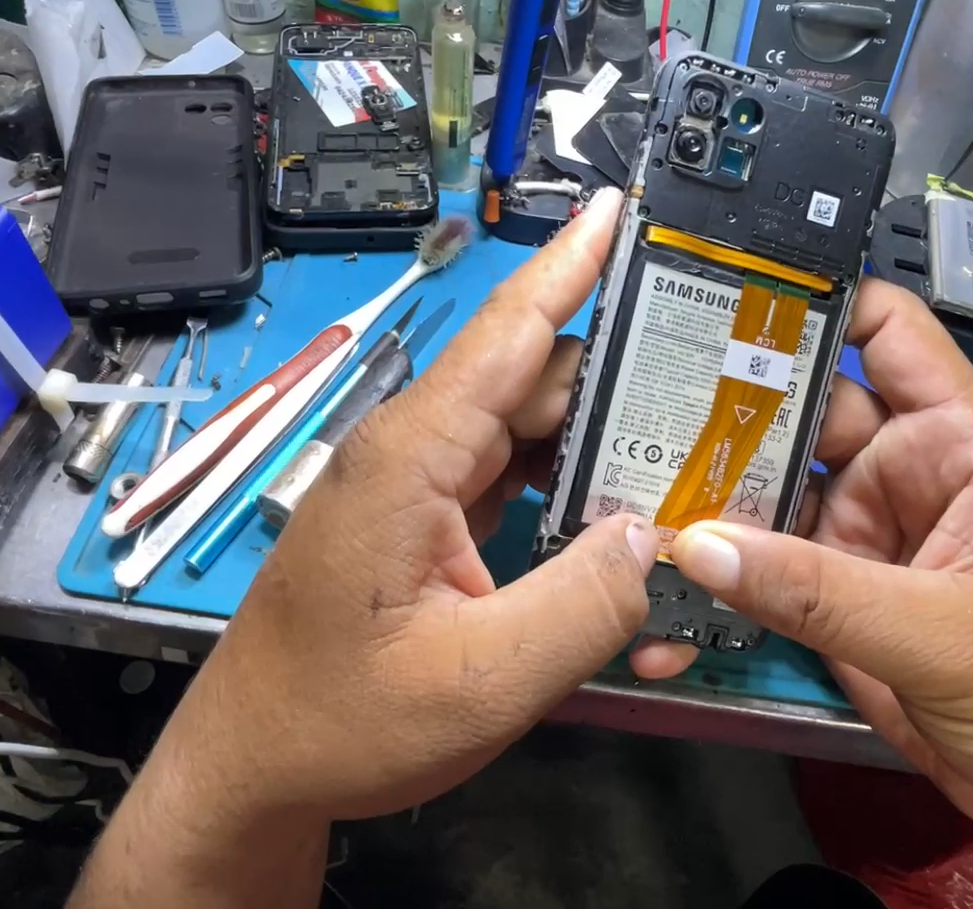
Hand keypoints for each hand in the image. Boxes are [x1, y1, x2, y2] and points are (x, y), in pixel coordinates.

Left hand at [174, 187, 655, 818]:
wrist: (255, 763)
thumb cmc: (340, 720)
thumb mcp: (479, 680)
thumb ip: (583, 607)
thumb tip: (657, 535)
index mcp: (414, 454)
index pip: (509, 334)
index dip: (568, 265)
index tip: (616, 208)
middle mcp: (417, 446)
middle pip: (539, 384)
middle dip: (626, 384)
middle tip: (717, 392)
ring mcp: (422, 479)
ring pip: (532, 432)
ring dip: (603, 445)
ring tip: (684, 463)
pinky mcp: (428, 513)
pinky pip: (514, 475)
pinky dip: (568, 489)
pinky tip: (617, 516)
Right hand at [654, 280, 972, 838]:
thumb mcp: (950, 633)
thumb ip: (819, 590)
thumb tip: (696, 545)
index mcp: (954, 441)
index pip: (887, 333)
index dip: (818, 299)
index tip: (729, 290)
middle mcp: (895, 469)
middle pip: (797, 409)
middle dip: (724, 401)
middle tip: (636, 394)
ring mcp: (854, 530)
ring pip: (765, 487)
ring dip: (705, 488)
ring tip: (625, 477)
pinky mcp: (825, 587)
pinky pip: (756, 562)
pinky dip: (714, 566)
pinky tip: (661, 571)